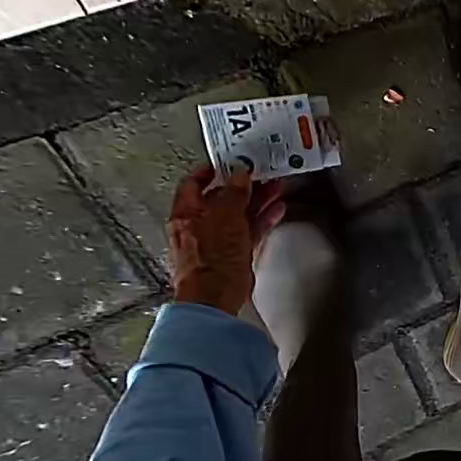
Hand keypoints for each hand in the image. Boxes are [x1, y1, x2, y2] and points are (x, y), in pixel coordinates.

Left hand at [166, 165, 286, 315]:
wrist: (214, 296)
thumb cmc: (210, 260)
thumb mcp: (226, 214)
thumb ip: (235, 192)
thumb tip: (240, 174)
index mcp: (186, 214)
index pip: (193, 184)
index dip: (210, 171)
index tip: (225, 163)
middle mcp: (198, 228)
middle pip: (220, 200)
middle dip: (243, 187)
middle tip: (259, 175)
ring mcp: (215, 244)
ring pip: (237, 216)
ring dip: (257, 201)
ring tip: (274, 189)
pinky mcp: (231, 258)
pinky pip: (247, 233)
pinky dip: (261, 221)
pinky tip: (275, 211)